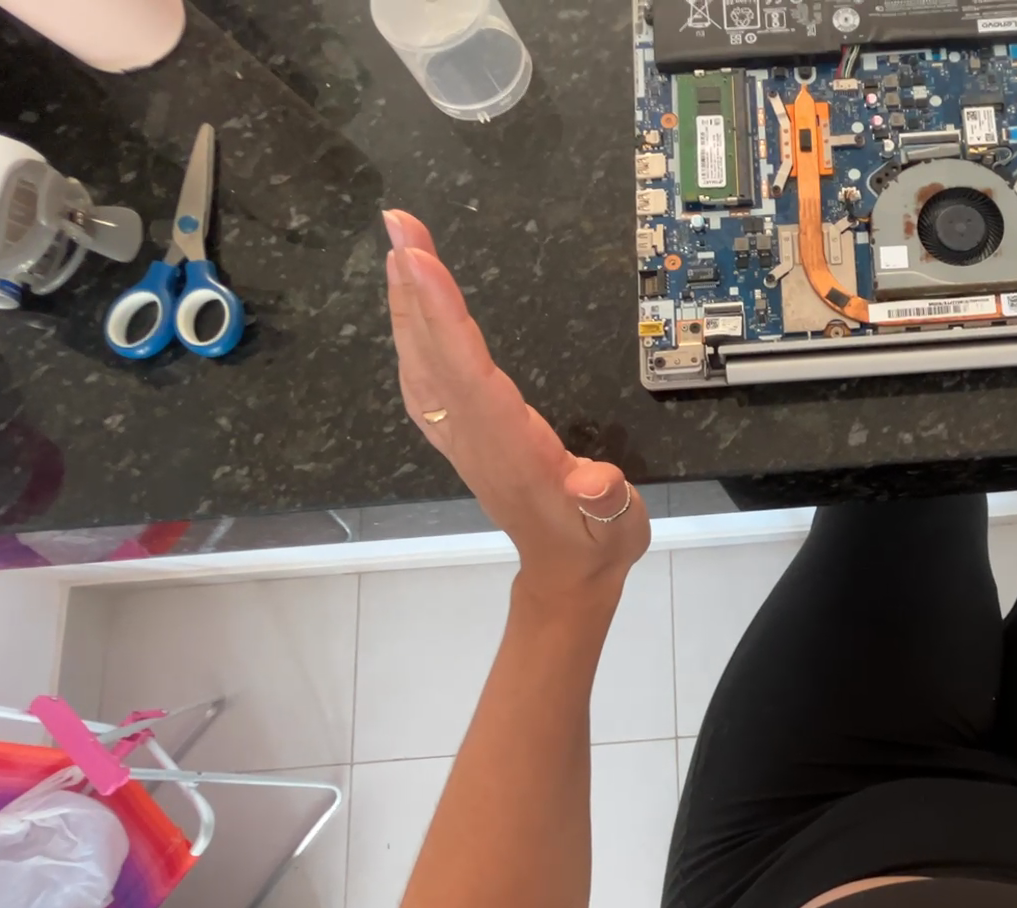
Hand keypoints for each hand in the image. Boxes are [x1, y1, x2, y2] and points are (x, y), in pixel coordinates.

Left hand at [384, 210, 650, 598]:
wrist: (566, 574)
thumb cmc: (597, 542)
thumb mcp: (618, 526)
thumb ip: (607, 501)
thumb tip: (591, 481)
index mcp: (514, 451)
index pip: (470, 376)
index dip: (444, 318)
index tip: (417, 260)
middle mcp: (477, 440)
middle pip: (433, 359)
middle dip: (414, 289)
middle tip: (399, 225)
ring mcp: (463, 442)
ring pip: (421, 367)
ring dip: (407, 307)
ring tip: (399, 252)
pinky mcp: (462, 440)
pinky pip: (425, 384)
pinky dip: (413, 339)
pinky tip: (412, 316)